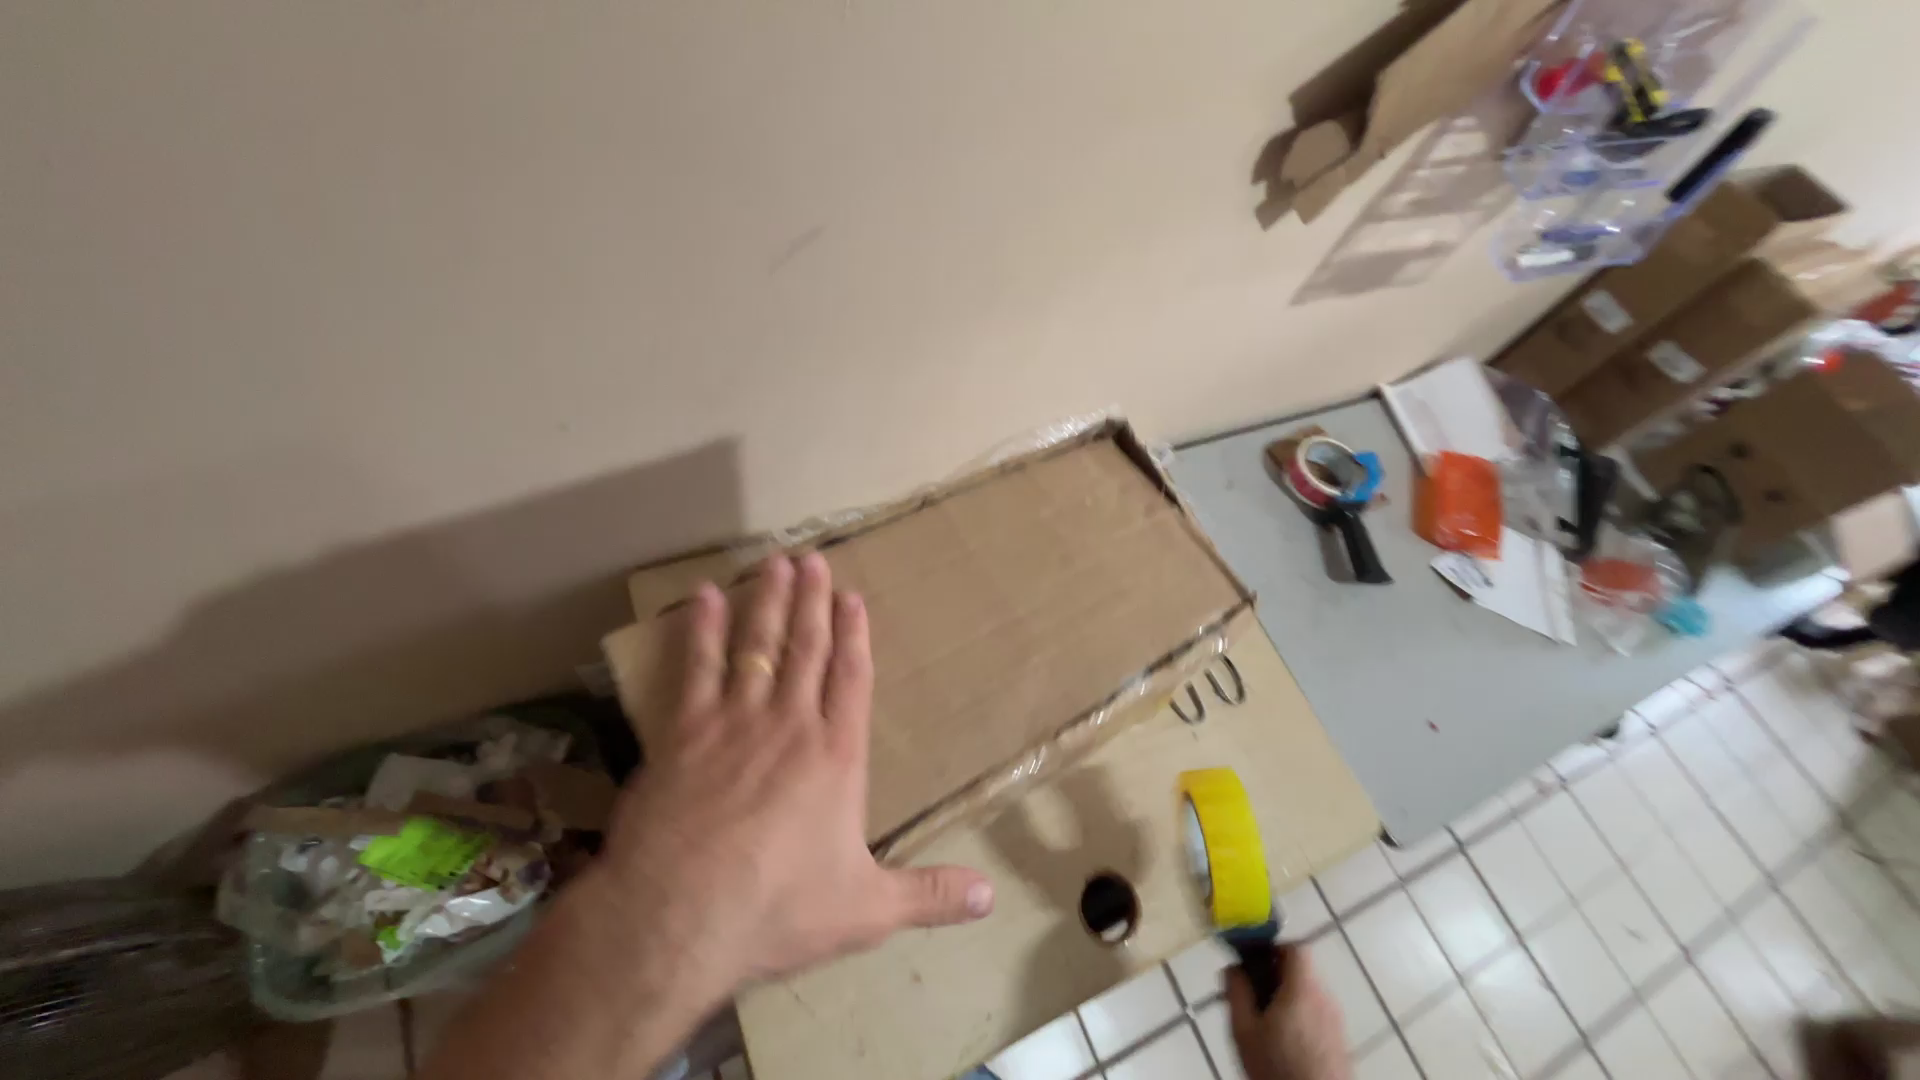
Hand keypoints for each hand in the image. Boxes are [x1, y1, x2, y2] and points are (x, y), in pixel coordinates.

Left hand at [598, 553, 994, 1001]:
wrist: (678, 919)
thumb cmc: (778, 911)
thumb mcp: (867, 910)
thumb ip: (930, 895)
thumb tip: (992, 897)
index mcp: (837, 758)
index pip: (852, 680)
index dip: (855, 636)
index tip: (853, 597)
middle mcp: (791, 727)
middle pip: (806, 651)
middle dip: (812, 603)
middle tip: (813, 560)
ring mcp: (735, 724)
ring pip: (757, 647)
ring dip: (767, 602)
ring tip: (774, 564)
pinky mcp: (683, 734)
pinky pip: (697, 669)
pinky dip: (702, 630)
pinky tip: (703, 597)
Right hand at [1227, 946, 1352, 1079]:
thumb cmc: (1277, 1068)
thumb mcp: (1244, 1030)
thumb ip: (1236, 991)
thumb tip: (1233, 967)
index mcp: (1303, 989)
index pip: (1296, 949)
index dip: (1274, 948)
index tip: (1254, 961)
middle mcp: (1326, 999)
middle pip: (1303, 971)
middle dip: (1277, 976)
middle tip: (1254, 994)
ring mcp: (1337, 1022)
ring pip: (1310, 994)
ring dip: (1289, 996)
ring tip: (1268, 1021)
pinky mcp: (1342, 1042)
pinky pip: (1319, 1014)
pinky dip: (1302, 1015)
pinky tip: (1286, 1040)